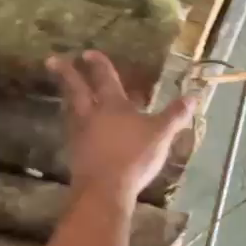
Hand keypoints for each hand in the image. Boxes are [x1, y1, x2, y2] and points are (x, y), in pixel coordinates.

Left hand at [48, 51, 196, 203]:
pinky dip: (74, 123)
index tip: (86, 52)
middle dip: (66, 75)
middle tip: (51, 61)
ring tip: (65, 94)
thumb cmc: (133, 156)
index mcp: (113, 105)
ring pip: (71, 111)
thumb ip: (175, 114)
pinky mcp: (75, 155)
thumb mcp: (161, 134)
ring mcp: (80, 136)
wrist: (103, 193)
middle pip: (76, 91)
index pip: (104, 78)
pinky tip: (78, 128)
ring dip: (67, 99)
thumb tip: (194, 95)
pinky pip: (73, 131)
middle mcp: (92, 116)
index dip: (98, 64)